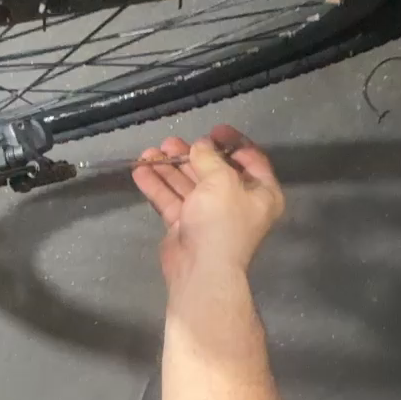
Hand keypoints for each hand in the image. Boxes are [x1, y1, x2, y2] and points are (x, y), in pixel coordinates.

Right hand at [131, 124, 284, 284]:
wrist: (201, 270)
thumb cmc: (221, 222)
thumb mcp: (222, 181)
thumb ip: (210, 158)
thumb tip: (200, 146)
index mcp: (260, 193)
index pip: (250, 159)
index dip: (232, 142)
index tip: (213, 129)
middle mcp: (236, 203)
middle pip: (213, 171)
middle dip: (190, 155)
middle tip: (170, 141)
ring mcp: (209, 215)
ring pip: (187, 185)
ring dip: (169, 167)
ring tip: (150, 152)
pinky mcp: (185, 226)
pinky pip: (171, 200)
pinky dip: (156, 185)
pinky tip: (140, 171)